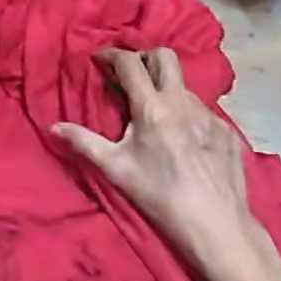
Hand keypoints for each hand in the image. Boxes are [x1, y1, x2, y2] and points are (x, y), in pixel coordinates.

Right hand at [56, 48, 268, 273]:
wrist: (216, 224)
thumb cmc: (159, 195)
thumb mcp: (116, 169)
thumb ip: (84, 142)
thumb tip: (54, 127)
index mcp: (152, 107)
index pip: (130, 63)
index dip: (111, 55)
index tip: (100, 60)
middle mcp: (182, 102)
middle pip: (164, 56)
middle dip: (143, 57)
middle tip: (130, 76)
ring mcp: (209, 114)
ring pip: (183, 85)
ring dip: (165, 88)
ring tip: (155, 113)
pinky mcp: (226, 130)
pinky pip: (203, 110)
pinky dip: (186, 113)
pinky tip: (183, 138)